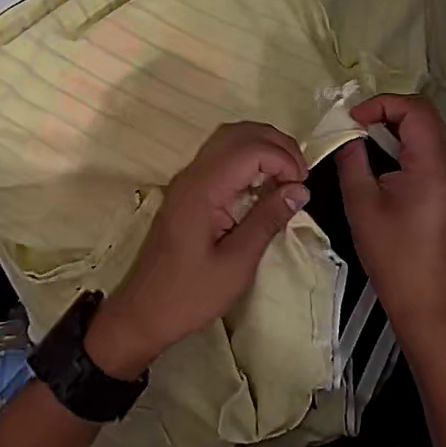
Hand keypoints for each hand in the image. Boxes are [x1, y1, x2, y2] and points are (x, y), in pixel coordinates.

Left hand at [86, 122, 309, 379]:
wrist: (143, 313)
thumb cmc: (190, 294)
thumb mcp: (237, 264)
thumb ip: (267, 220)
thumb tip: (300, 189)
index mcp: (203, 189)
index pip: (250, 149)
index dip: (283, 158)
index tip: (302, 186)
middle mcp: (193, 174)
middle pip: (239, 133)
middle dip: (277, 144)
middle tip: (301, 174)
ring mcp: (188, 179)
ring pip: (229, 139)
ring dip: (263, 146)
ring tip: (288, 174)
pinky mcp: (189, 189)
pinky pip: (222, 156)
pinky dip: (249, 157)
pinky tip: (265, 181)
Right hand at [336, 94, 445, 331]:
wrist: (424, 294)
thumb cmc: (391, 252)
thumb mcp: (361, 202)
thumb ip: (352, 159)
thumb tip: (347, 133)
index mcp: (434, 164)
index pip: (415, 109)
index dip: (381, 104)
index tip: (353, 119)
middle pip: (424, 114)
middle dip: (388, 110)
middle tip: (356, 123)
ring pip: (427, 129)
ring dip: (396, 124)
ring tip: (364, 135)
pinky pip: (430, 147)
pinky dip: (405, 141)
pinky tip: (382, 154)